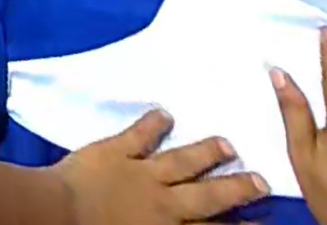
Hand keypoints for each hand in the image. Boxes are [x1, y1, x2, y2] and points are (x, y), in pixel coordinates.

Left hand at [50, 109, 268, 223]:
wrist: (61, 216)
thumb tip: (193, 224)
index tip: (265, 221)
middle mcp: (165, 204)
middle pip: (207, 196)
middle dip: (236, 188)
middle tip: (261, 178)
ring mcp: (140, 174)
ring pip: (180, 161)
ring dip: (203, 152)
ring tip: (226, 143)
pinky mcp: (114, 151)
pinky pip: (138, 135)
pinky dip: (152, 123)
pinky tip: (165, 112)